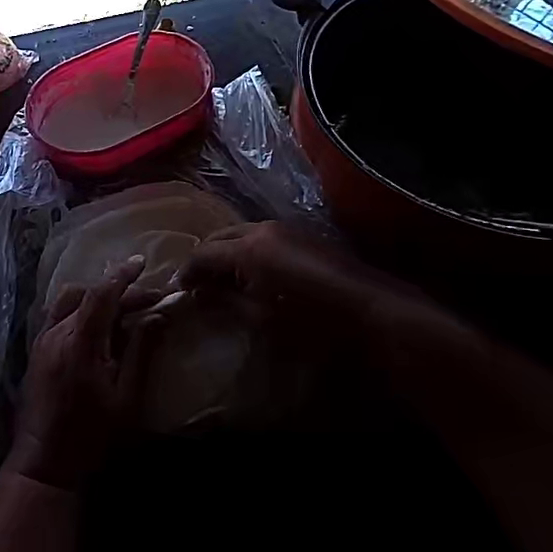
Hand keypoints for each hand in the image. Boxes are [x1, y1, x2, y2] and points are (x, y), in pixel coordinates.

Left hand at [6, 257, 155, 490]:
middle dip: (119, 292)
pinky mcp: (36, 351)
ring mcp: (41, 341)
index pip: (101, 294)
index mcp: (79, 342)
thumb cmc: (93, 435)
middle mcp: (55, 334)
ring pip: (68, 302)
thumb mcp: (127, 397)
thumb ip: (142, 352)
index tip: (142, 263)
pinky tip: (95, 322)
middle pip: (87, 296)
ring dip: (96, 297)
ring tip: (124, 307)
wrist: (45, 463)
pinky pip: (56, 316)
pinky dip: (78, 309)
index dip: (122, 275)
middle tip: (150, 300)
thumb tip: (159, 316)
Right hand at [176, 222, 451, 352]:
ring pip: (241, 233)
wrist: (373, 312)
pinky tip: (252, 273)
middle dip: (205, 258)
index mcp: (247, 248)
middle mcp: (262, 229)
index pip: (203, 254)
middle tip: (198, 284)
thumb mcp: (262, 318)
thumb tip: (200, 295)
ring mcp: (285, 228)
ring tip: (223, 279)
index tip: (179, 290)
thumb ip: (225, 301)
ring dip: (227, 252)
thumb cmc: (313, 322)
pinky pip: (262, 236)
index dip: (187, 272)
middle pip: (219, 237)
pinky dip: (247, 250)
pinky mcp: (302, 235)